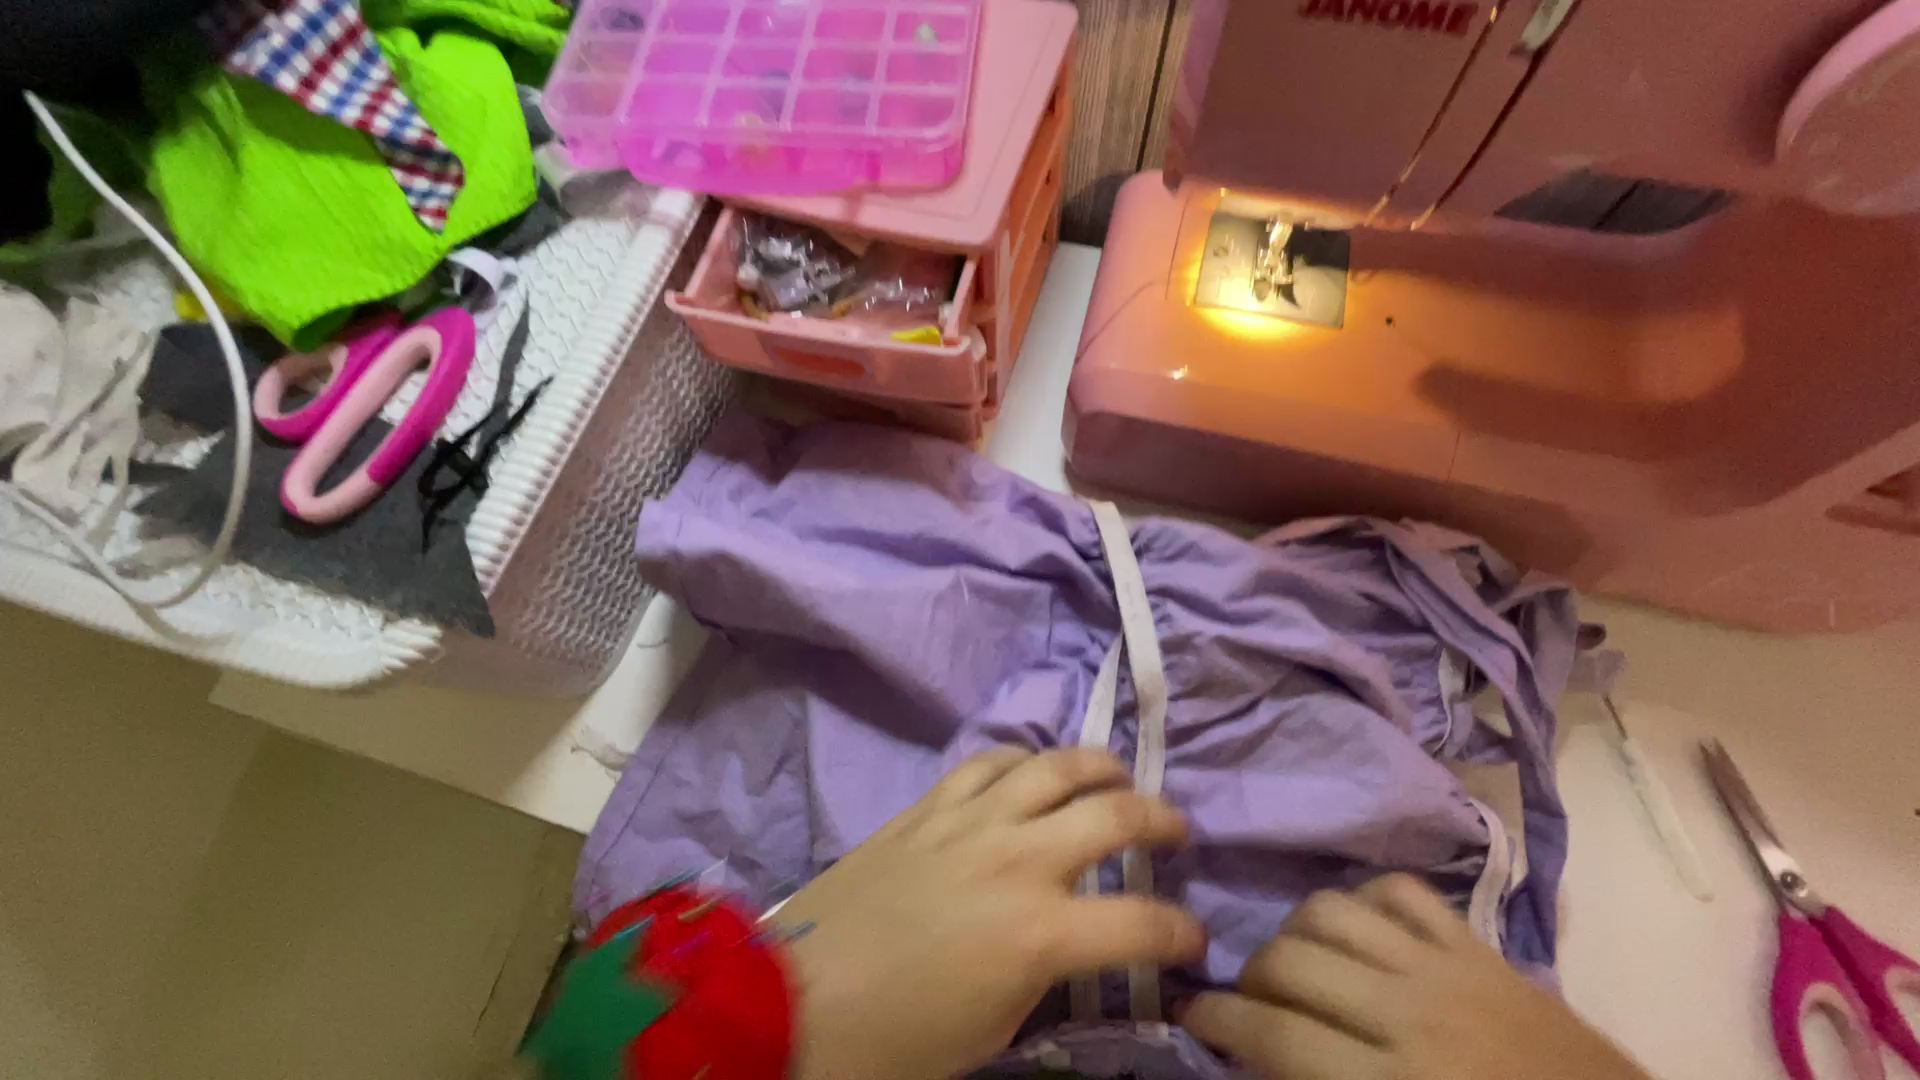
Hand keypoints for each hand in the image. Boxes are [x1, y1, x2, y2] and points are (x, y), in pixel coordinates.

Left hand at [767, 748, 1205, 1079]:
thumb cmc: (898, 1037)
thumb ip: (1048, 974)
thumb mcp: (996, 1027)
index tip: (1192, 939)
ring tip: (1119, 777)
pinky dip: (1022, 761)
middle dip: (1162, 820)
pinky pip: (988, 761)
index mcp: (1040, 933)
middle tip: (1176, 833)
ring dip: (1101, 766)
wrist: (799, 996)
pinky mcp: (930, 805)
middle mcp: (1017, 860)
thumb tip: (1075, 942)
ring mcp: (971, 821)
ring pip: (1055, 766)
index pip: (1143, 924)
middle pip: (1115, 815)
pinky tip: (1033, 772)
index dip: (1182, 933)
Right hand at [1181, 875, 1651, 1079]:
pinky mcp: (1479, 945)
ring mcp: (1448, 968)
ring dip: (1295, 930)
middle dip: (1249, 976)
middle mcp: (1412, 1013)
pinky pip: (1400, 890)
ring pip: (1332, 910)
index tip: (1191, 1014)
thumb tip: (1262, 1061)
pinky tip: (1357, 929)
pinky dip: (1365, 900)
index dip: (1219, 1020)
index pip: (1277, 1036)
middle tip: (1246, 998)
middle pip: (1292, 961)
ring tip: (1294, 959)